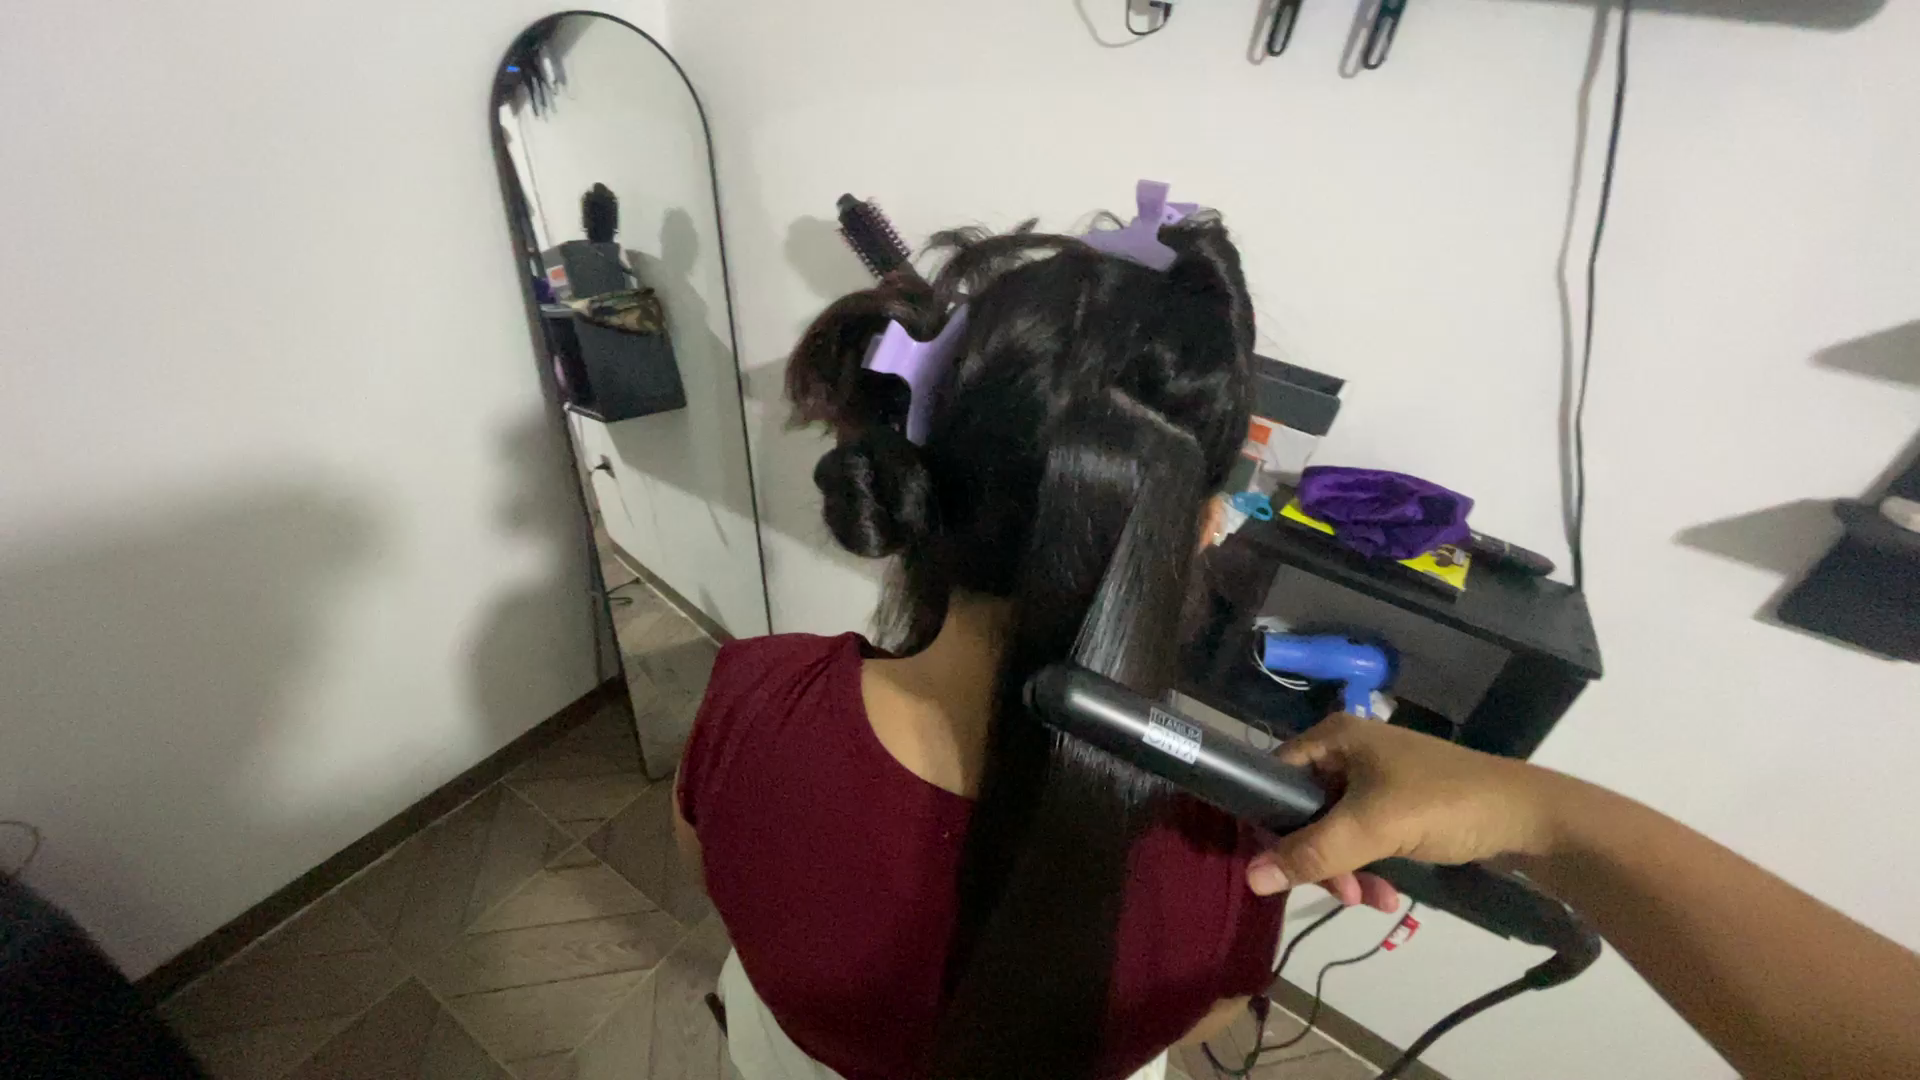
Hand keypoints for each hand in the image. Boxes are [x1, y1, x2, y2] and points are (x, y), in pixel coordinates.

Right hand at [1248, 714, 1566, 899]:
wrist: (1536, 820)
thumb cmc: (1444, 804)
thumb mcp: (1372, 828)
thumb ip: (1311, 853)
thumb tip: (1251, 878)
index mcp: (1333, 737)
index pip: (1275, 775)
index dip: (1271, 821)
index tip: (1282, 866)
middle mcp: (1347, 750)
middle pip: (1305, 808)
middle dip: (1319, 856)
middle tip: (1340, 894)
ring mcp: (1374, 777)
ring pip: (1335, 827)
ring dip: (1346, 868)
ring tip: (1370, 901)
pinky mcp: (1397, 803)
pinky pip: (1362, 834)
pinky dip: (1368, 865)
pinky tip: (1387, 895)